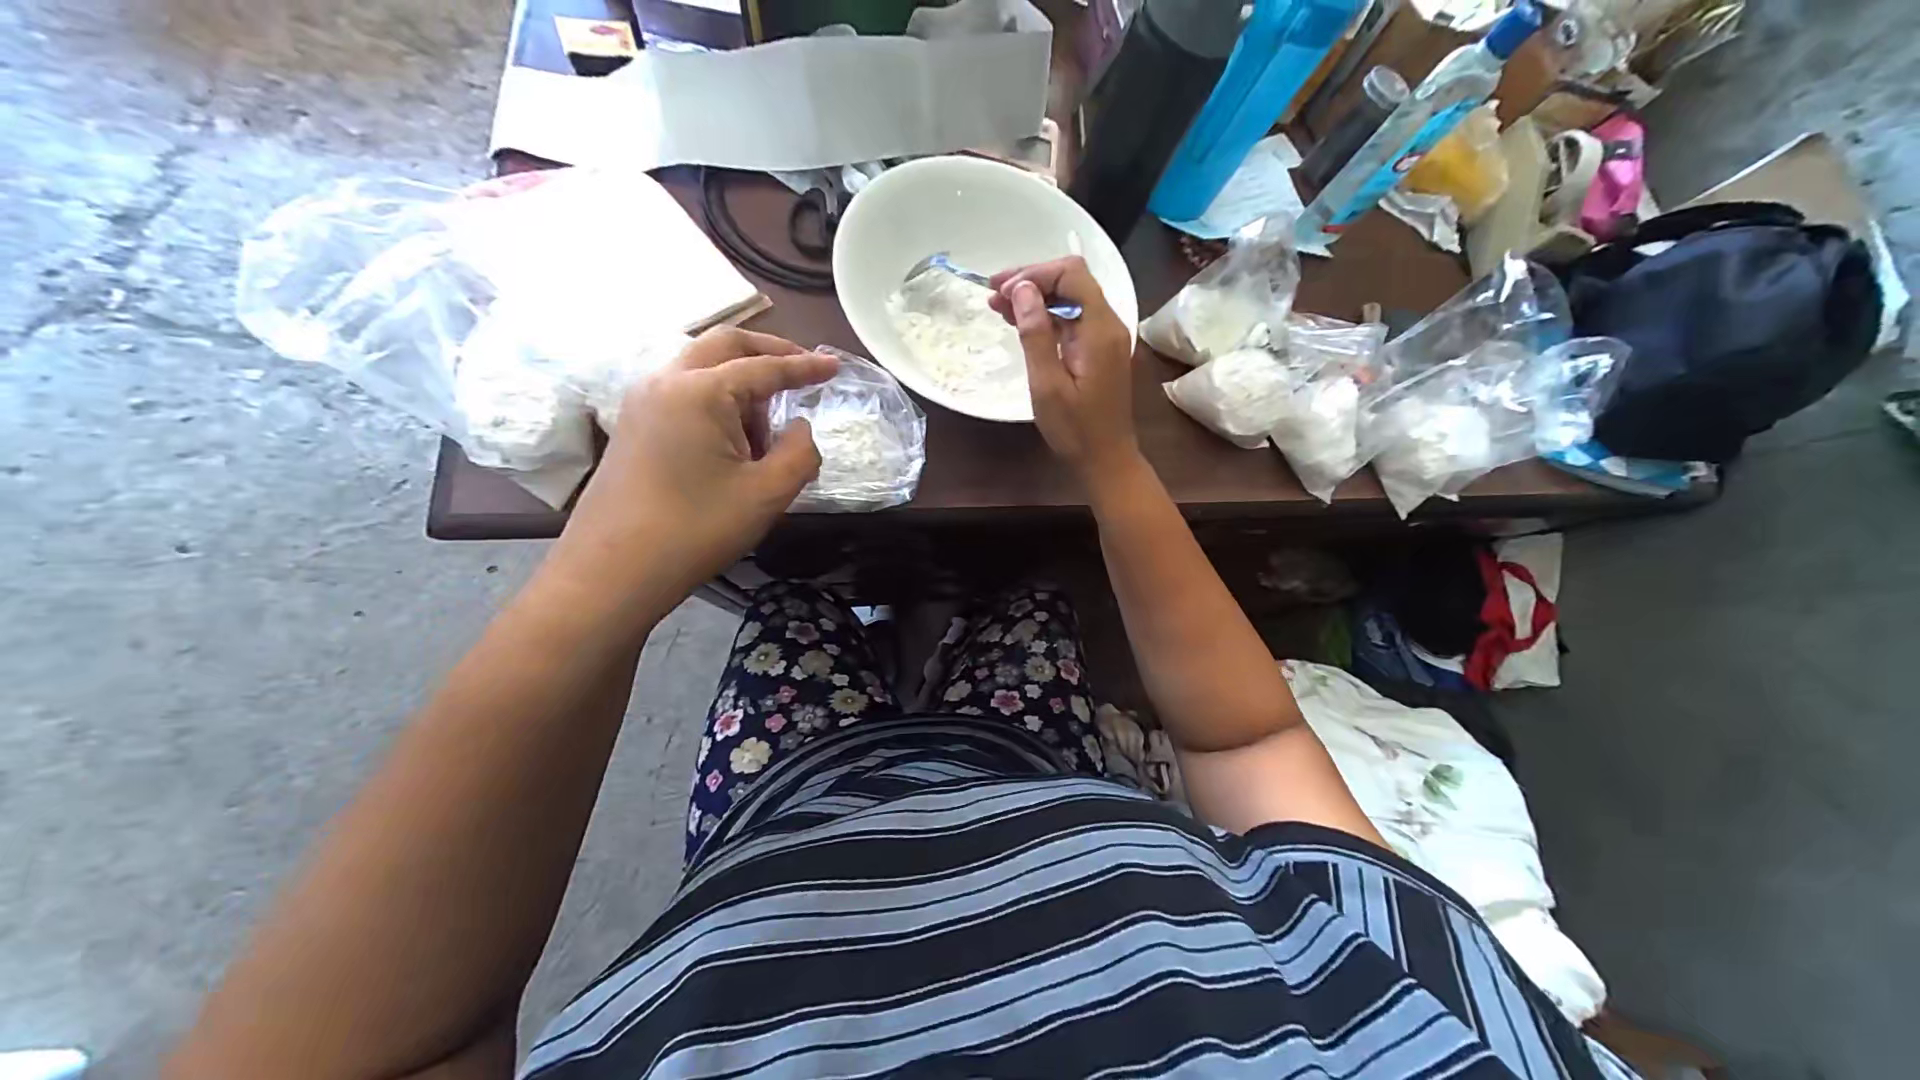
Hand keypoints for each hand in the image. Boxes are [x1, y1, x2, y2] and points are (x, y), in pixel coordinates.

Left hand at [548, 328, 838, 613]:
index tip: (835, 366)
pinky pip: (683, 393)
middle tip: (803, 369)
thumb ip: (800, 453)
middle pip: (725, 345)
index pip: (764, 367)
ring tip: (766, 434)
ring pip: (701, 367)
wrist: (612, 572)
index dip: (805, 367)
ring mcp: (641, 402)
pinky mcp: (633, 426)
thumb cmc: (695, 530)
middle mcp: (665, 381)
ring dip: (741, 382)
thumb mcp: (766, 494)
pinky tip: (731, 443)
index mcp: (699, 391)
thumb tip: (799, 428)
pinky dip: (715, 401)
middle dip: (769, 352)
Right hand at [987, 257, 1140, 482]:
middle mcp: (1108, 325)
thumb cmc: (1075, 430)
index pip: (1071, 274)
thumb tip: (1023, 289)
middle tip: (993, 293)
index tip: (1002, 292)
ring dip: (1035, 298)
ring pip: (1070, 299)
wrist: (1106, 460)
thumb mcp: (1047, 384)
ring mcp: (1106, 338)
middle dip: (1032, 281)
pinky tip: (1019, 322)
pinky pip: (1072, 320)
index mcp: (1099, 329)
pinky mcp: (1099, 350)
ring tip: (998, 306)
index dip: (1034, 274)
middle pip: (1071, 281)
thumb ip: (1036, 334)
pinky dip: (1045, 316)